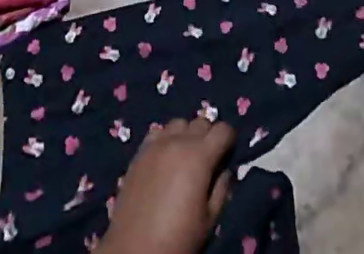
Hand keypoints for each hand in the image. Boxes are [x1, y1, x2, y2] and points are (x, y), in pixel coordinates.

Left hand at [95, 118, 233, 253]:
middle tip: (209, 158)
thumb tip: (225, 170)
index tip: (228, 154)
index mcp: (199, 156)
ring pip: (179, 123)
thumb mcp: (209, 219)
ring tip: (186, 156)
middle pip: (201, 122)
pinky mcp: (139, 152)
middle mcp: (178, 141)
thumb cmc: (177, 238)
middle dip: (209, 135)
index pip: (223, 129)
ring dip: (187, 134)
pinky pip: (158, 133)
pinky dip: (166, 138)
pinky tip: (165, 158)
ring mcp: (156, 144)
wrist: (133, 250)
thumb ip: (222, 189)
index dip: (230, 140)